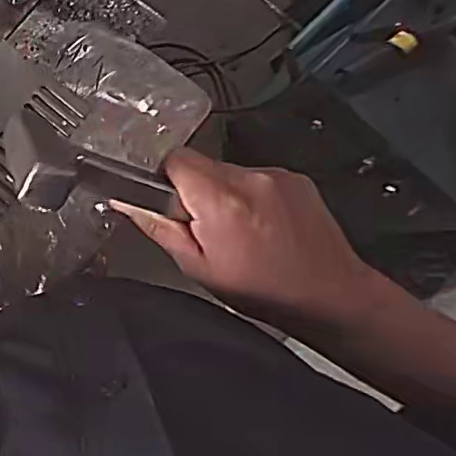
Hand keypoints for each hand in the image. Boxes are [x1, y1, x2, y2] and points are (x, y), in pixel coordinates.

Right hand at [112, 149, 384, 325]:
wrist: (329, 295)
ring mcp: (276, 176)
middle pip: (200, 164)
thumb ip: (158, 227)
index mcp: (221, 200)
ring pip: (226, 171)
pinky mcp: (294, 179)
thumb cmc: (263, 289)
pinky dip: (247, 196)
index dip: (164, 179)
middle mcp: (250, 179)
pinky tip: (259, 226)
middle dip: (192, 190)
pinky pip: (253, 177)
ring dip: (220, 193)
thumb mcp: (196, 266)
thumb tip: (126, 203)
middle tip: (204, 227)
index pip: (174, 159)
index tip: (168, 203)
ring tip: (237, 231)